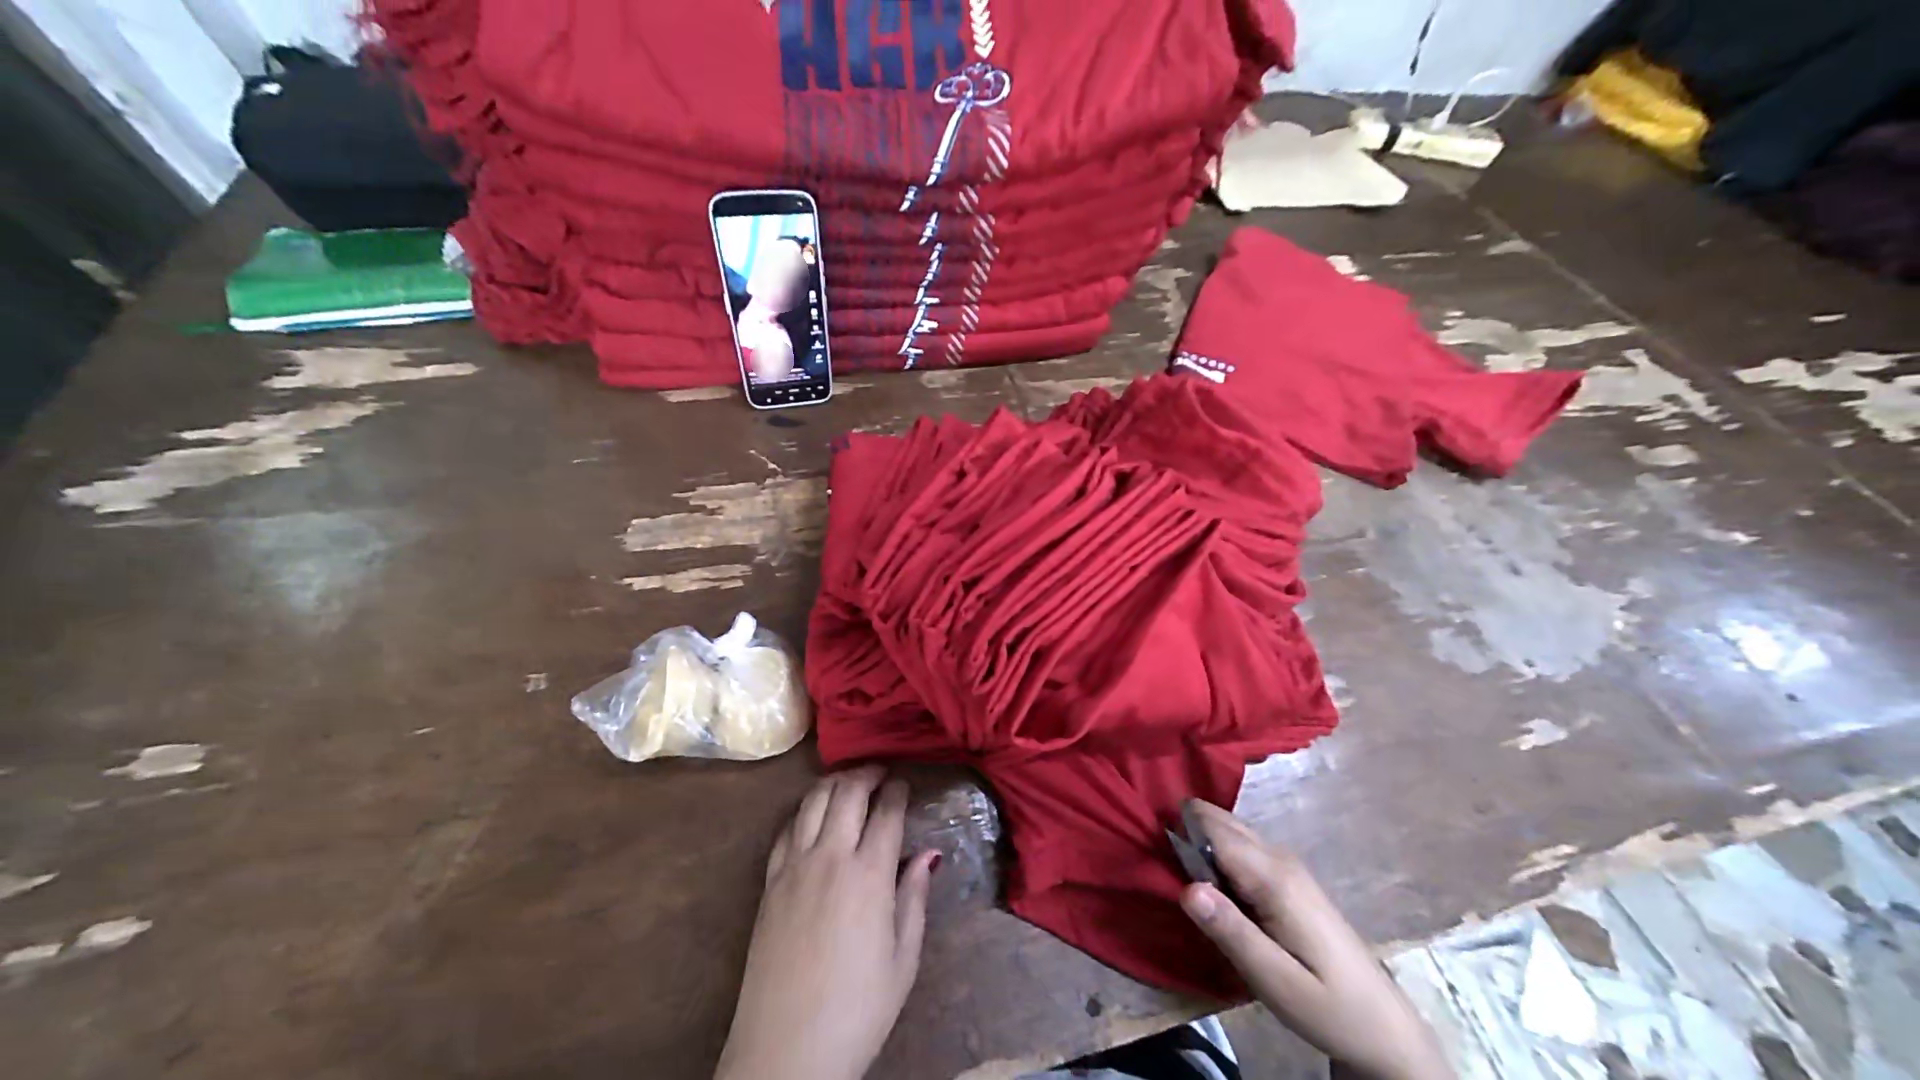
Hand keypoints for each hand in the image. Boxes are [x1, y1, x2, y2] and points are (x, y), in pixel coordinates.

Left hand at [715, 766, 939, 1079]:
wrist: (786, 1049)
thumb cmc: (858, 1009)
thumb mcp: (904, 958)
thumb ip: (914, 898)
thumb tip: (927, 854)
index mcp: (869, 875)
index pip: (886, 812)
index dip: (898, 790)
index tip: (905, 782)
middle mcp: (830, 857)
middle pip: (847, 792)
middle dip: (867, 774)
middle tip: (881, 772)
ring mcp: (793, 867)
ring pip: (813, 801)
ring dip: (834, 783)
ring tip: (849, 782)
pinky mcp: (769, 883)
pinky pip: (786, 829)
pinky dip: (804, 811)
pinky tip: (813, 815)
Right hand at [1179, 801, 1452, 1079]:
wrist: (1384, 1028)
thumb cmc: (1328, 1007)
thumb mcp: (1275, 981)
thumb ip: (1230, 931)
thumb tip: (1186, 887)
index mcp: (1274, 877)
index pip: (1213, 830)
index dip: (1179, 833)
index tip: (1150, 850)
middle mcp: (1279, 858)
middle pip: (1219, 819)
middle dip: (1185, 829)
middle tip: (1160, 865)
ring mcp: (1285, 864)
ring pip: (1229, 828)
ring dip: (1199, 839)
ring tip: (1178, 873)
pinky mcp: (1286, 876)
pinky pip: (1239, 845)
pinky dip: (1215, 850)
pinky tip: (1209, 883)